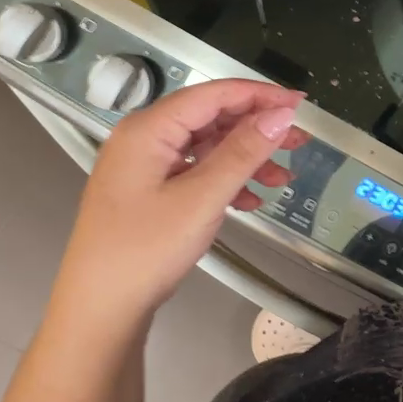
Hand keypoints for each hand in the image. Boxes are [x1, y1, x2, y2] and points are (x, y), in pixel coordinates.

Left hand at [50, 79, 309, 320]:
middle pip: (211, 116)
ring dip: (247, 157)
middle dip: (258, 127)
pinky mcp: (150, 190)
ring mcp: (145, 166)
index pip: (213, 94)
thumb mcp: (202, 198)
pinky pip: (197, 170)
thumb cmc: (145, 249)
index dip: (260, 95)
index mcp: (148, 130)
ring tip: (282, 178)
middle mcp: (144, 139)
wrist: (102, 307)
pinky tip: (251, 200)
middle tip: (300, 141)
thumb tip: (281, 115)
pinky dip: (228, 178)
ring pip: (208, 145)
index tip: (300, 104)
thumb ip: (243, 151)